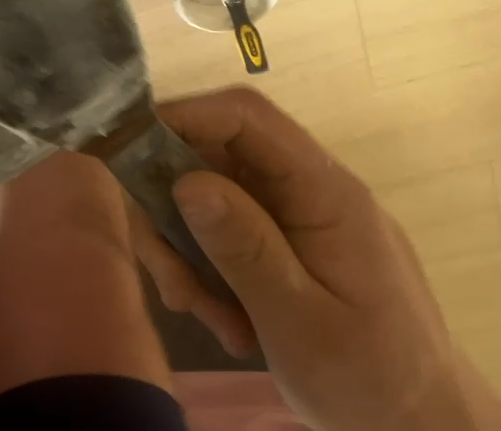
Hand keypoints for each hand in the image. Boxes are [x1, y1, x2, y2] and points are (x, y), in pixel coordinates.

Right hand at [132, 87, 500, 430]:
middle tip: (166, 277)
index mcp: (326, 193)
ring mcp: (294, 215)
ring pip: (206, 196)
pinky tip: (221, 319)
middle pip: (211, 156)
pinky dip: (203, 268)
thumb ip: (246, 250)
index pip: (246, 117)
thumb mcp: (302, 325)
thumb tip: (185, 181)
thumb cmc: (373, 383)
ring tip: (200, 312)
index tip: (127, 156)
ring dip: (185, 249)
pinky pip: (222, 230)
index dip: (181, 118)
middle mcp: (306, 189)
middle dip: (170, 208)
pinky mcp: (283, 242)